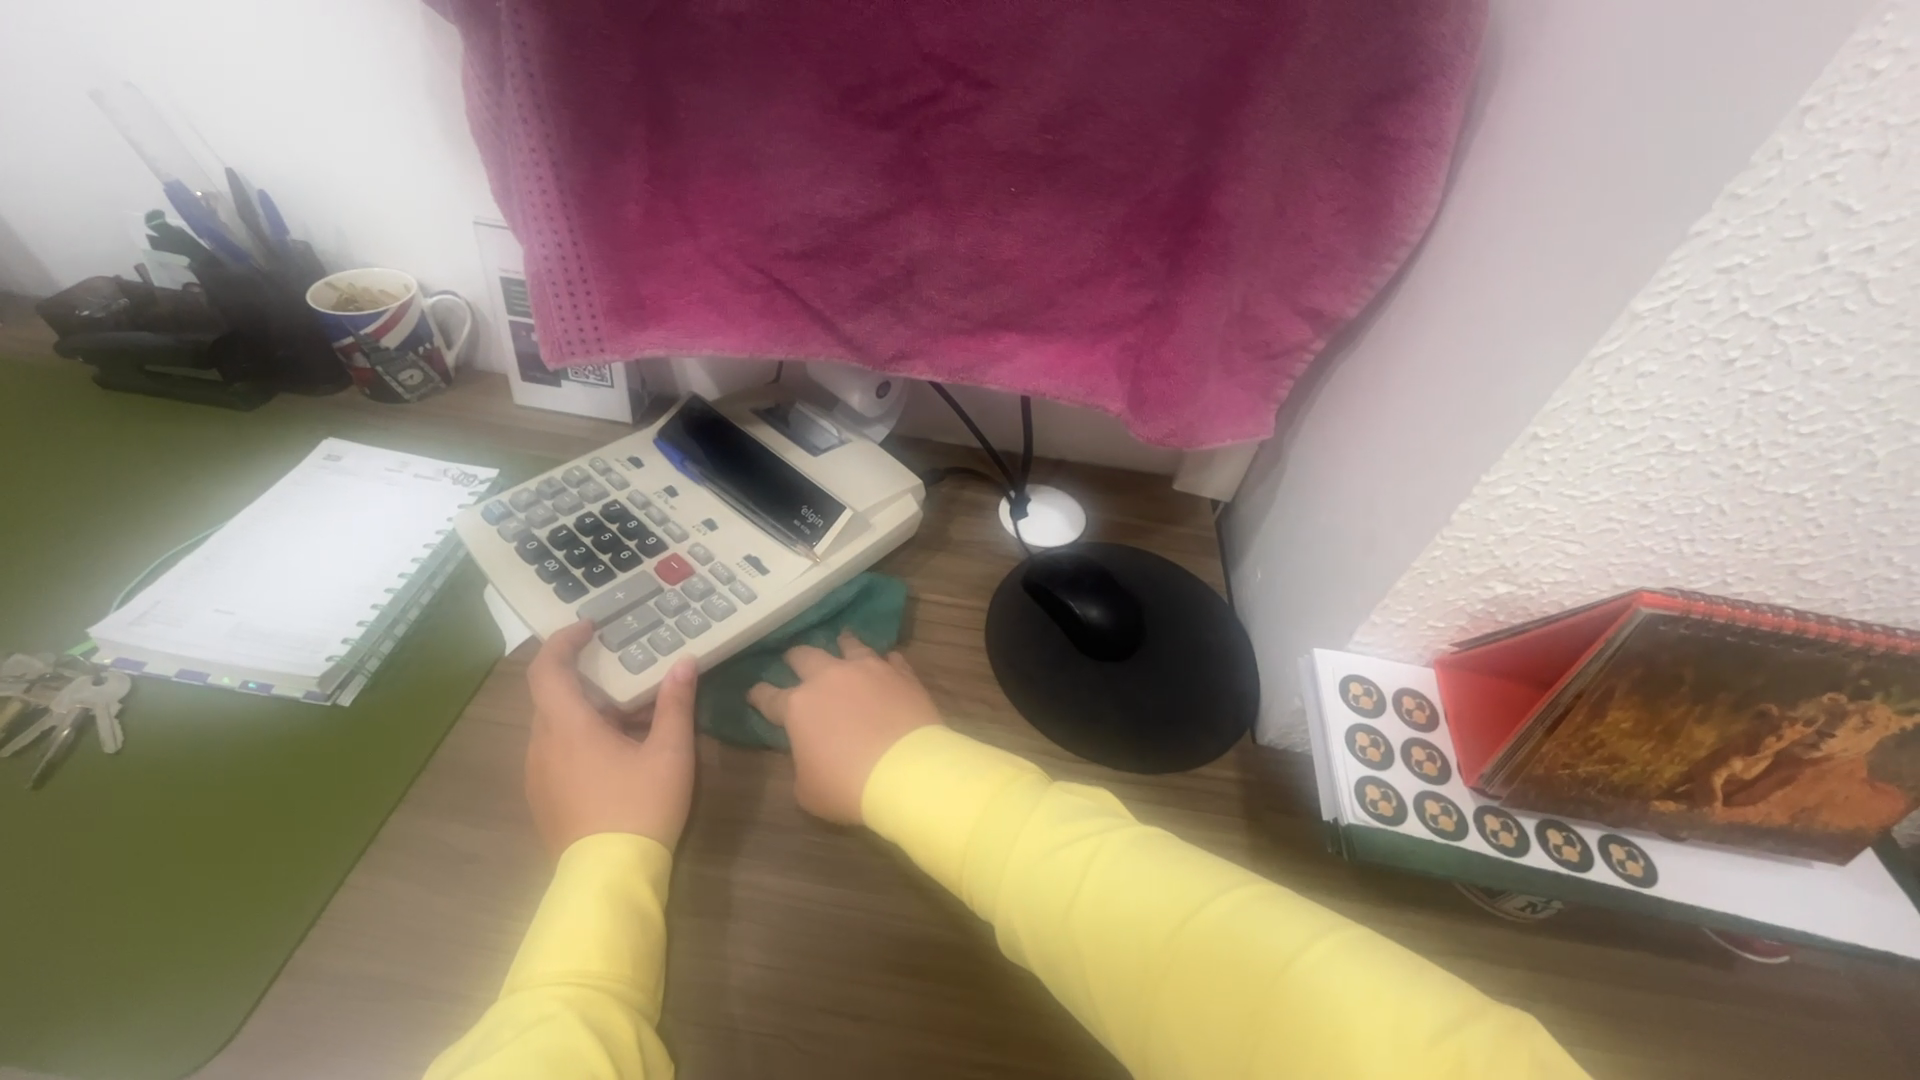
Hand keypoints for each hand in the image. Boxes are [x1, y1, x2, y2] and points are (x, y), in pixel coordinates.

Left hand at [524, 620, 698, 855]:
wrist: (609, 879)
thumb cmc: (641, 807)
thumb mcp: (670, 753)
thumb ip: (676, 704)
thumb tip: (684, 662)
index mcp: (567, 728)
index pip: (546, 670)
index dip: (562, 642)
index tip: (589, 628)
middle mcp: (541, 747)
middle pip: (551, 697)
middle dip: (585, 678)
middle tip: (624, 670)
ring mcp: (537, 776)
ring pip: (554, 727)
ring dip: (586, 711)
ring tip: (630, 716)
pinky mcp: (543, 800)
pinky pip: (556, 753)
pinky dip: (580, 738)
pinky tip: (617, 754)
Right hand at [747, 630, 942, 824]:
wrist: (907, 772)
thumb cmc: (848, 786)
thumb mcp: (808, 789)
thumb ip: (803, 763)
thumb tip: (811, 754)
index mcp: (798, 706)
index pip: (769, 697)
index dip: (759, 695)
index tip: (754, 692)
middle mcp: (830, 678)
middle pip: (805, 656)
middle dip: (795, 658)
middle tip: (793, 659)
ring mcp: (868, 670)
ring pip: (850, 646)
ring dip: (843, 644)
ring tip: (842, 640)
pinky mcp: (901, 674)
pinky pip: (890, 659)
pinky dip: (885, 661)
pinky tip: (887, 663)